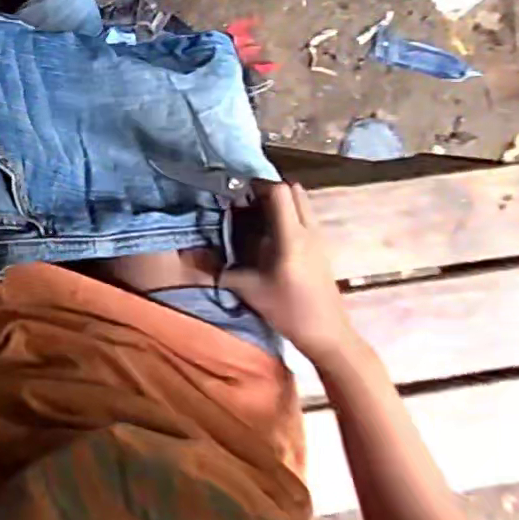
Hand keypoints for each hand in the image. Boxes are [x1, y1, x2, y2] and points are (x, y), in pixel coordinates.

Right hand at [223, 181, 355, 358]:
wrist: (328, 334)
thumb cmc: (289, 311)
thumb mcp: (249, 290)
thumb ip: (220, 270)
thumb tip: (190, 256)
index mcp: (291, 237)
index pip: (279, 191)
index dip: (257, 184)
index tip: (236, 189)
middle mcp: (308, 231)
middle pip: (293, 190)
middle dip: (268, 188)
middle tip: (245, 198)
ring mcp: (318, 238)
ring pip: (301, 202)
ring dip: (279, 200)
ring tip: (255, 213)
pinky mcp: (320, 247)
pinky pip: (304, 216)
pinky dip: (287, 213)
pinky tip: (268, 232)